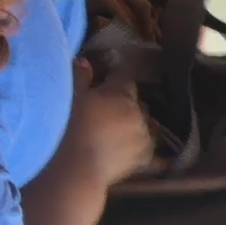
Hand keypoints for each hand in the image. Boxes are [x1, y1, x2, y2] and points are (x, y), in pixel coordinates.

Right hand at [52, 58, 152, 186]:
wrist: (80, 164)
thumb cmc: (70, 123)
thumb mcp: (70, 96)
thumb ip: (79, 77)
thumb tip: (85, 60)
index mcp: (121, 96)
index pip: (125, 77)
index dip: (119, 72)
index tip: (112, 68)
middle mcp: (141, 115)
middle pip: (138, 102)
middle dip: (128, 100)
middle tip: (110, 100)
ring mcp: (147, 140)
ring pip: (149, 125)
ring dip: (139, 122)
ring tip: (123, 124)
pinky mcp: (148, 161)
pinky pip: (156, 151)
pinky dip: (148, 146)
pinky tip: (144, 147)